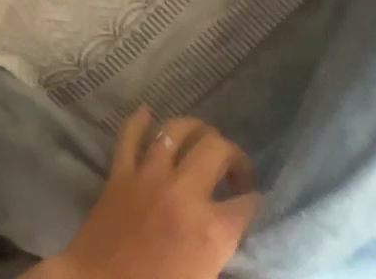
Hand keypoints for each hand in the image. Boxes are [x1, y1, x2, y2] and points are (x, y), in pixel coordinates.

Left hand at [36, 108, 259, 278]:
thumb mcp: (207, 278)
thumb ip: (223, 249)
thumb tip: (232, 226)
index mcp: (213, 231)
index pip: (249, 203)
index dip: (256, 200)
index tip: (252, 201)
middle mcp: (184, 194)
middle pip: (217, 149)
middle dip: (234, 155)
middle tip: (232, 172)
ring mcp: (149, 177)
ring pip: (176, 131)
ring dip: (195, 130)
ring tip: (203, 141)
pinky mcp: (119, 172)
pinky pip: (129, 136)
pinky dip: (139, 121)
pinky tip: (147, 113)